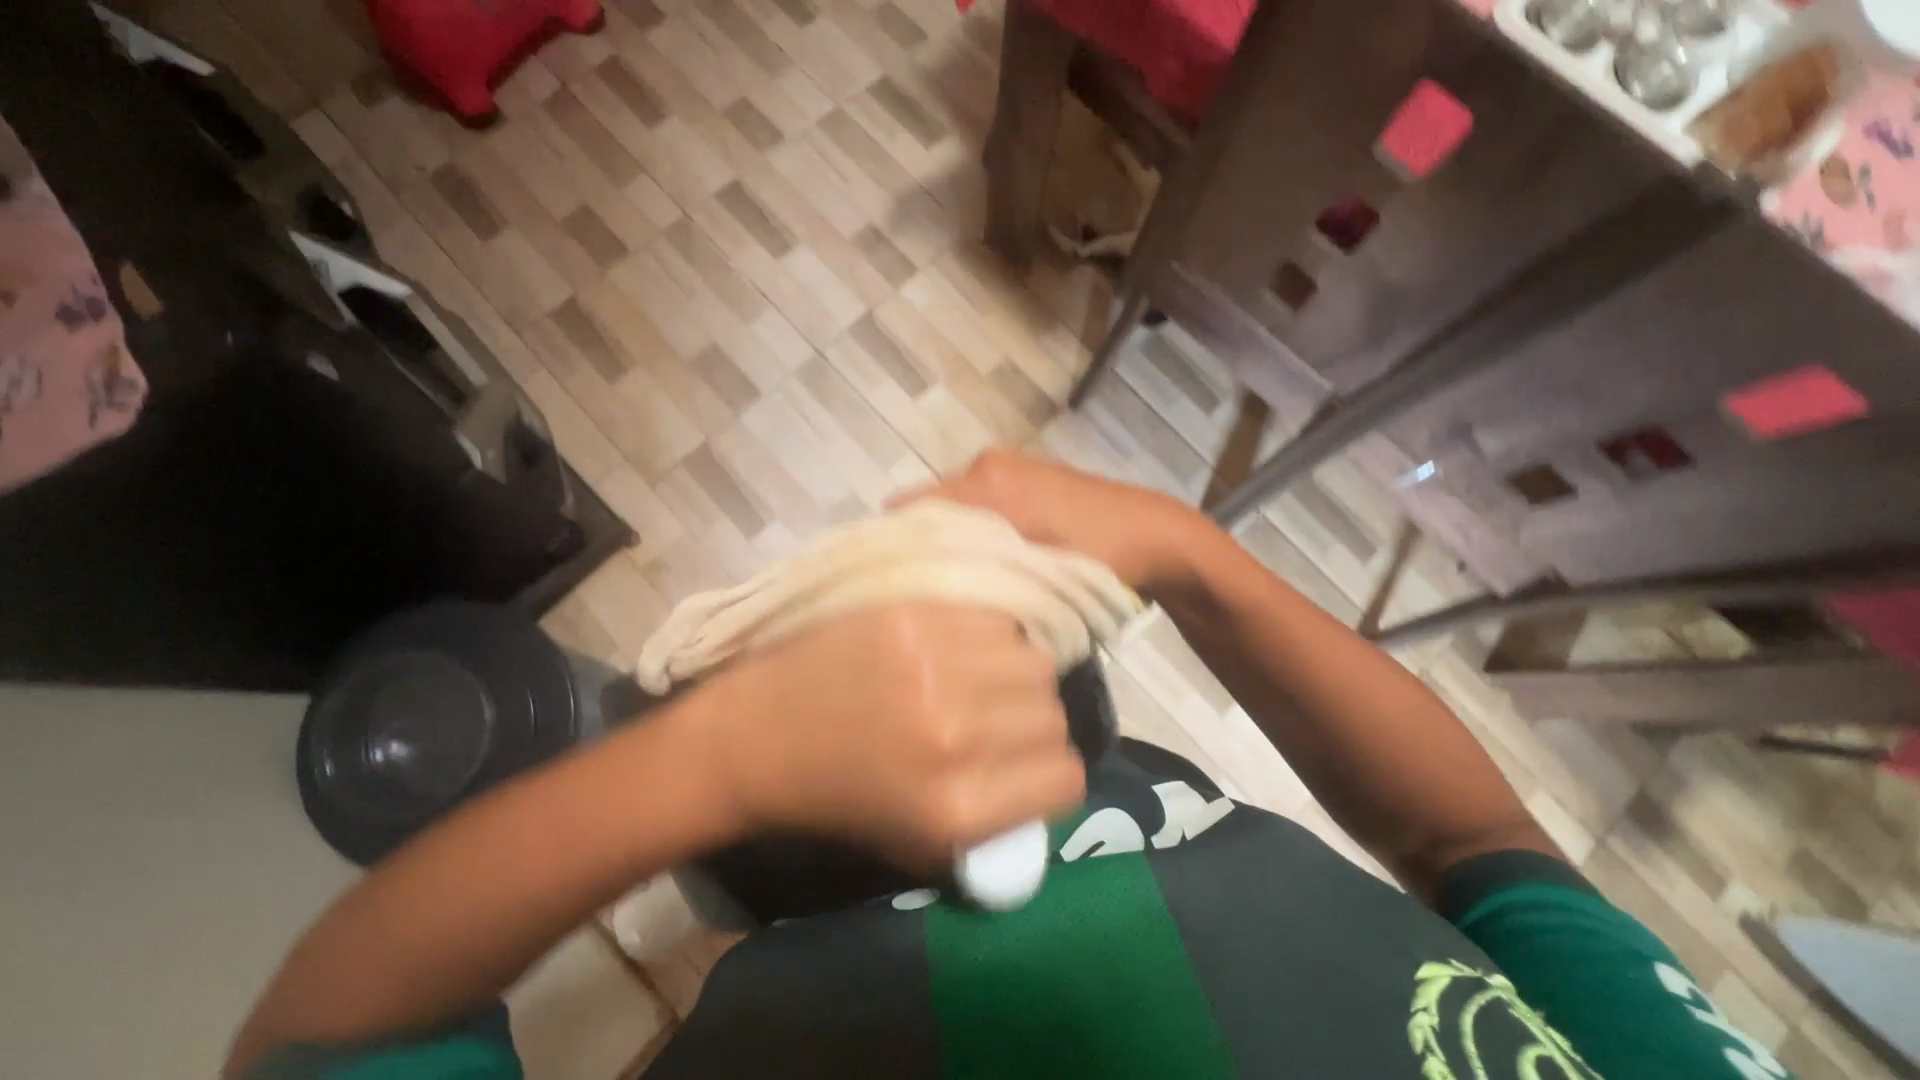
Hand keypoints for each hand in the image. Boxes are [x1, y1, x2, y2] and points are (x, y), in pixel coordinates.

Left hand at [684, 603, 1086, 863]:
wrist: (759, 735)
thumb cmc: (842, 798)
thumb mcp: (926, 844)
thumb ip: (1002, 821)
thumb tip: (1056, 773)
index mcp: (959, 807)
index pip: (1065, 776)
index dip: (1048, 774)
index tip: (1023, 766)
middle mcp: (957, 734)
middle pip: (1052, 715)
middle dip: (1032, 723)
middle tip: (993, 722)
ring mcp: (936, 666)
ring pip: (1033, 661)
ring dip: (1013, 675)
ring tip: (974, 681)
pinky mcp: (916, 616)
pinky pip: (995, 621)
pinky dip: (986, 637)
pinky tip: (951, 651)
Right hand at [898, 450, 1208, 594]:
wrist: (1159, 538)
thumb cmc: (1100, 558)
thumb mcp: (1034, 575)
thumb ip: (978, 577)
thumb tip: (927, 598)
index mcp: (984, 480)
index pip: (914, 513)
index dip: (901, 553)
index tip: (892, 592)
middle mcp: (987, 465)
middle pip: (932, 510)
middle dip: (925, 549)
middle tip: (921, 596)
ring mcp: (1008, 470)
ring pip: (956, 512)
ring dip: (951, 544)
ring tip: (948, 588)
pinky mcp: (1025, 481)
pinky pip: (980, 509)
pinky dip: (974, 535)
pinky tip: (980, 569)